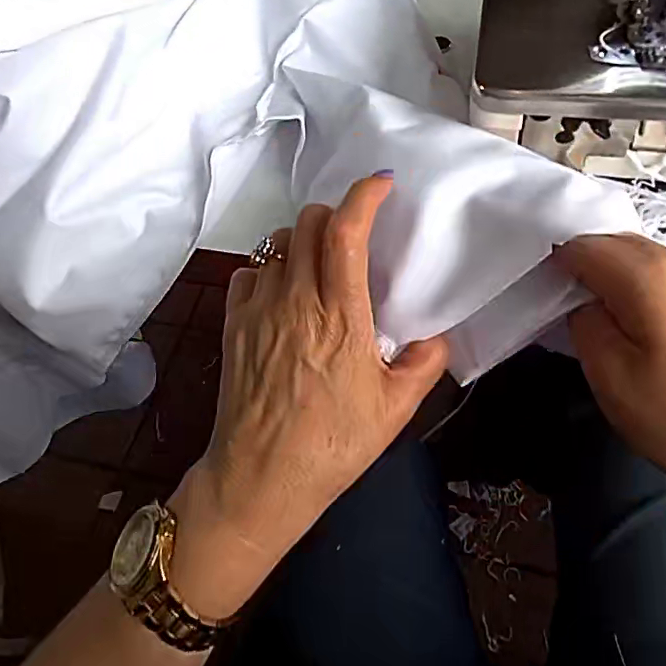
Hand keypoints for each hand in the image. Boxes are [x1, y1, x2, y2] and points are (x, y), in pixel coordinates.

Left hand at [166, 174, 448, 619]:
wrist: (259, 480)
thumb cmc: (333, 445)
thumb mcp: (396, 409)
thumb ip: (424, 364)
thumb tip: (433, 337)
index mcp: (340, 316)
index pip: (345, 233)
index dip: (363, 197)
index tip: (381, 184)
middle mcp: (295, 301)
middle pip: (307, 222)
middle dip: (335, 215)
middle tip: (356, 235)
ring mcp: (258, 310)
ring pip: (277, 241)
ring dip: (304, 239)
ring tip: (322, 263)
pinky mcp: (233, 325)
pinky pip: (250, 271)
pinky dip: (271, 267)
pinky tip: (285, 293)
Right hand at [553, 234, 665, 520]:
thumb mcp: (607, 372)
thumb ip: (580, 320)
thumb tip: (575, 301)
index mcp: (648, 273)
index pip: (577, 245)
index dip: (548, 267)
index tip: (533, 295)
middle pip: (605, 243)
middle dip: (574, 270)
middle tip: (553, 310)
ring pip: (627, 259)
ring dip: (600, 281)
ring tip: (586, 324)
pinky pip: (649, 278)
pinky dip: (625, 292)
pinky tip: (619, 329)